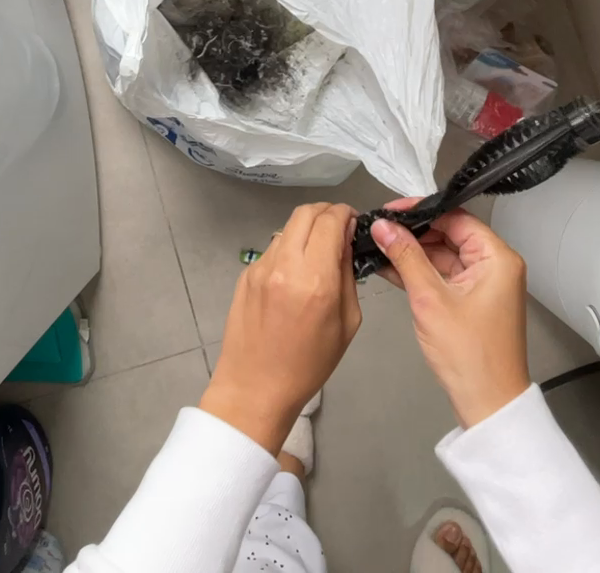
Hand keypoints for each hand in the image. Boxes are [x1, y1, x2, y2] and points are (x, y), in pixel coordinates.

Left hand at [201, 203, 362, 452]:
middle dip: (326, 212)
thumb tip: (345, 240)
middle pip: (306, 212)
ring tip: (317, 253)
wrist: (255, 387)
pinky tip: (294, 274)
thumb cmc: (310, 363)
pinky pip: (273, 249)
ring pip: (288, 228)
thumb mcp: (347, 322)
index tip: (353, 221)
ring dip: (306, 230)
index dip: (345, 213)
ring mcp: (261, 267)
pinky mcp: (246, 274)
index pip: (330, 220)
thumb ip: (347, 275)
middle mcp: (286, 265)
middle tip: (338, 227)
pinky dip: (289, 250)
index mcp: (316, 279)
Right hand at [372, 201, 530, 427]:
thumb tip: (382, 225)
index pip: (456, 217)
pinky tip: (389, 266)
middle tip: (378, 227)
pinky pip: (442, 275)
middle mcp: (495, 265)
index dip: (421, 210)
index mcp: (497, 257)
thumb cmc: (467, 353)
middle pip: (449, 233)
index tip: (389, 210)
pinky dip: (419, 271)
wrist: (487, 404)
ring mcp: (482, 283)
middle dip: (413, 232)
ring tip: (377, 244)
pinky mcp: (470, 300)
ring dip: (412, 252)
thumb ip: (405, 256)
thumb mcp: (430, 299)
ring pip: (442, 254)